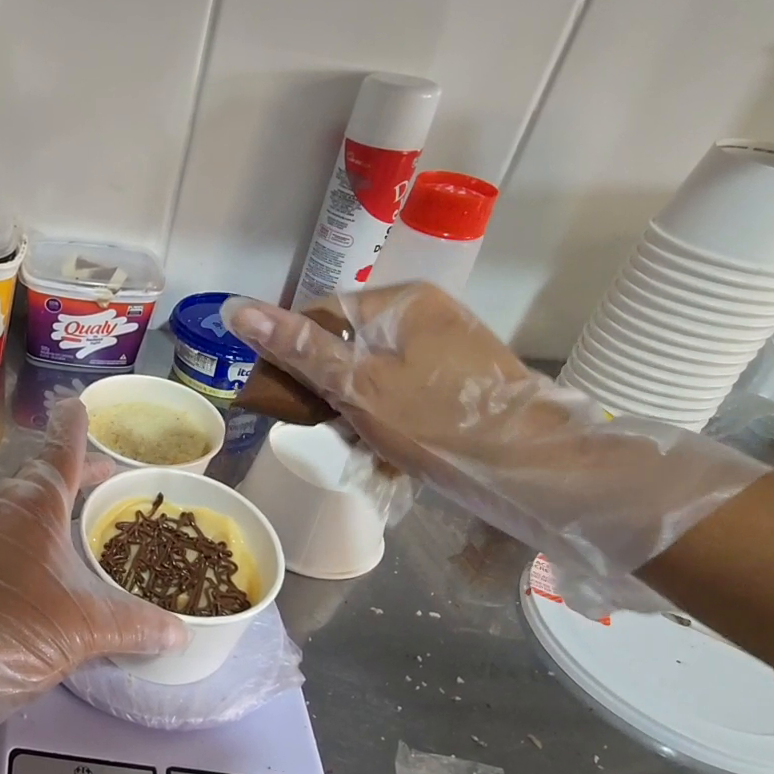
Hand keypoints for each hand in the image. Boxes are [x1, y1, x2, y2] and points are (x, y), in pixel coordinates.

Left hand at [0, 397, 188, 684]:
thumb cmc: (16, 625)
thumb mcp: (87, 627)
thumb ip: (136, 625)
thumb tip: (181, 634)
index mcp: (35, 504)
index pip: (60, 453)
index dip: (72, 429)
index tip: (75, 403)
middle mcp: (2, 508)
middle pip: (40, 479)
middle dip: (72, 475)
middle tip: (102, 477)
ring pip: (16, 508)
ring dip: (46, 508)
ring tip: (73, 523)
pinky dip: (23, 539)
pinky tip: (36, 567)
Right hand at [224, 283, 767, 604]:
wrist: (538, 472)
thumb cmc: (439, 423)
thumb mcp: (357, 386)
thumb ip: (298, 348)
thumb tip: (235, 309)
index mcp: (402, 300)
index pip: (322, 314)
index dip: (297, 356)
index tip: (291, 398)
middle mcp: (427, 312)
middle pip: (348, 342)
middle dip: (330, 385)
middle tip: (326, 426)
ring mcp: (449, 344)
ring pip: (374, 367)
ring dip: (356, 403)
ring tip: (359, 442)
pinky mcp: (463, 376)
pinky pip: (403, 384)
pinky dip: (387, 411)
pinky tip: (389, 443)